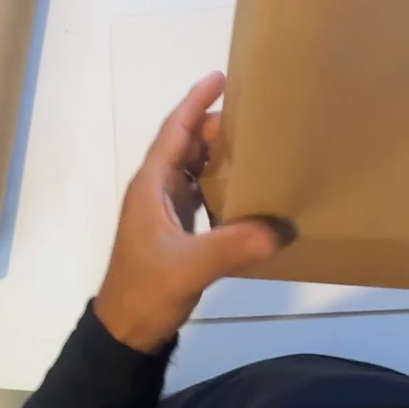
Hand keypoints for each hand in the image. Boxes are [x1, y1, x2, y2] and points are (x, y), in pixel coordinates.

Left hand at [95, 72, 289, 351]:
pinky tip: (245, 186)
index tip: (219, 77)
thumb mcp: (189, 267)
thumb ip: (233, 246)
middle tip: (255, 114)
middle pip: (186, 144)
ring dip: (217, 153)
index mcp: (151, 185)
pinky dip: (219, 181)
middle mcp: (156, 189)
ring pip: (192, 167)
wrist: (126, 331)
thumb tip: (282, 227)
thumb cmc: (146, 289)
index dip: (195, 102)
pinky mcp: (176, 228)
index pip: (175, 131)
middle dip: (214, 125)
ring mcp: (164, 209)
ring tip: (255, 142)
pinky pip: (199, 191)